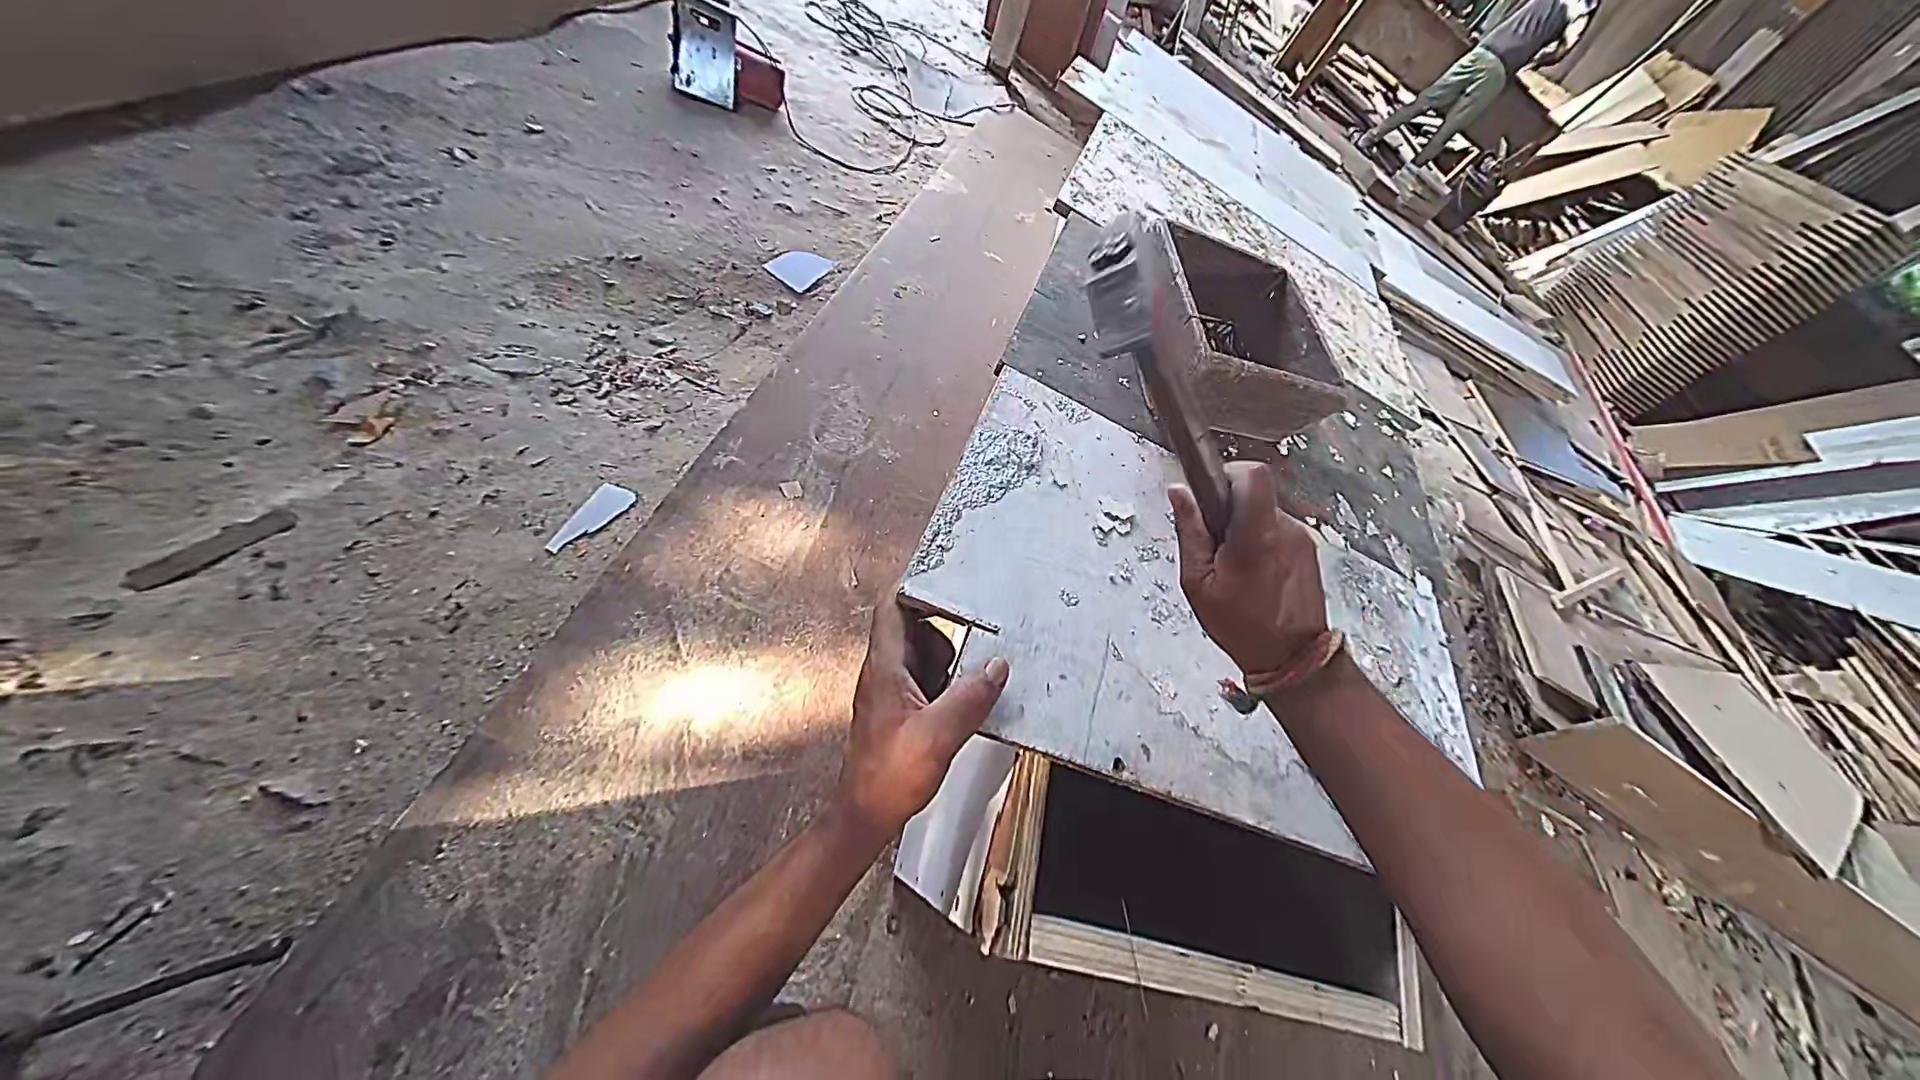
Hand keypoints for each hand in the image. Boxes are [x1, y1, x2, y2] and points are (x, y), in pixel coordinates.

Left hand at [835, 598, 1009, 836]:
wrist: (866, 814)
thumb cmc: (886, 778)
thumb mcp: (937, 737)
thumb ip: (968, 699)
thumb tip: (997, 668)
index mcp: (885, 669)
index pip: (892, 609)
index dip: (917, 587)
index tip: (947, 579)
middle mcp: (886, 673)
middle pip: (915, 628)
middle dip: (948, 631)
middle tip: (978, 636)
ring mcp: (894, 691)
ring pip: (925, 655)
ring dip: (951, 661)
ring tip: (971, 681)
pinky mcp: (903, 709)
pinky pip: (929, 680)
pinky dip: (949, 683)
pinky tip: (965, 703)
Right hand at [1169, 461, 1328, 674]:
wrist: (1292, 657)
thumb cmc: (1242, 626)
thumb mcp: (1198, 582)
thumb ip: (1189, 532)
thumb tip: (1179, 494)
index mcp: (1256, 536)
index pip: (1252, 474)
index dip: (1228, 474)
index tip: (1210, 494)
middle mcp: (1285, 530)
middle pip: (1254, 493)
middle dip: (1228, 509)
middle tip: (1213, 543)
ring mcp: (1301, 538)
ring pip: (1263, 512)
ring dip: (1243, 527)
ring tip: (1232, 566)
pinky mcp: (1307, 548)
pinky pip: (1276, 529)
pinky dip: (1258, 541)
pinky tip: (1251, 572)